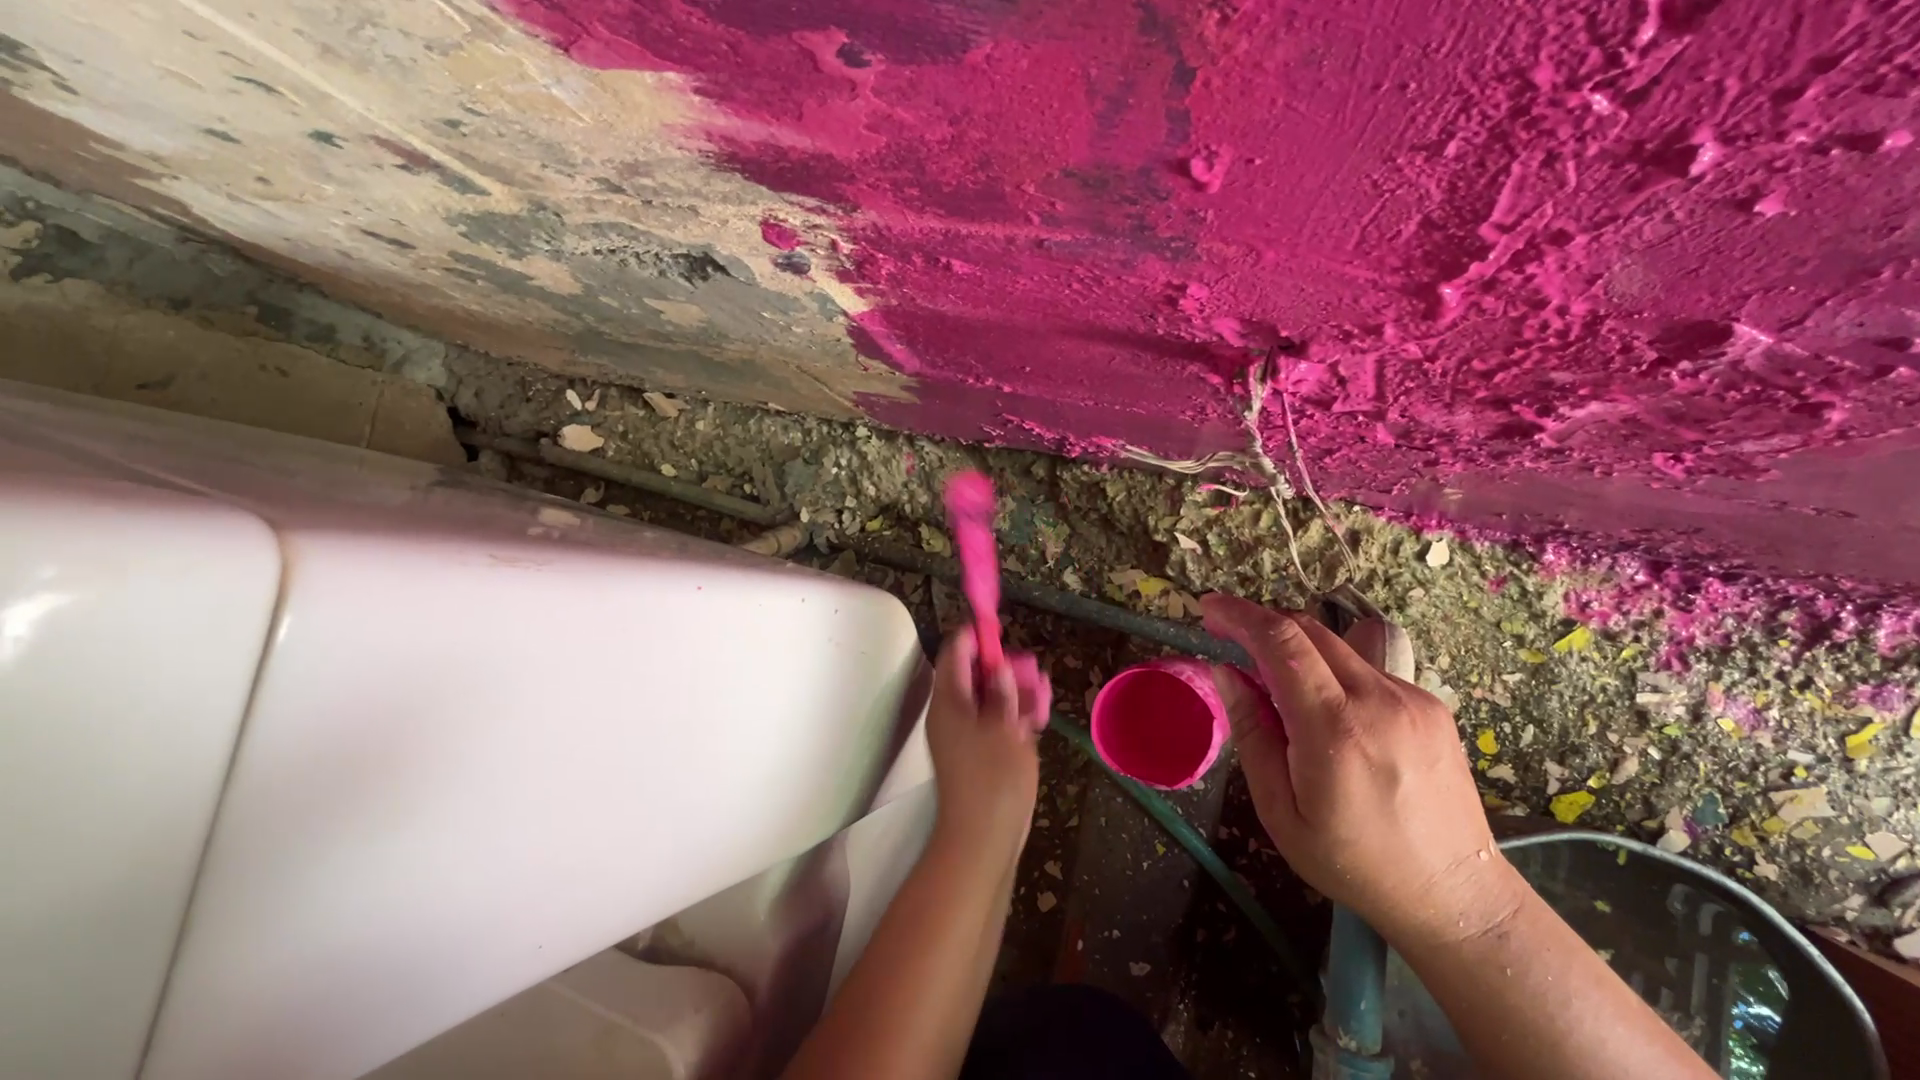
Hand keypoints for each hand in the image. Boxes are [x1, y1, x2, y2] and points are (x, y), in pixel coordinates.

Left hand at [925, 628, 1051, 865]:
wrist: (983, 839)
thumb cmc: (993, 780)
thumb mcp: (1005, 729)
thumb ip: (1003, 693)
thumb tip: (999, 668)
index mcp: (948, 702)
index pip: (954, 654)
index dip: (975, 638)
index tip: (999, 629)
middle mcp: (950, 714)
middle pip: (973, 675)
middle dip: (1003, 669)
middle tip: (1031, 674)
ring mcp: (962, 736)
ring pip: (986, 699)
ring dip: (1012, 693)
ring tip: (1038, 699)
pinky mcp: (976, 754)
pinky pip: (991, 722)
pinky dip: (1011, 716)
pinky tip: (1035, 721)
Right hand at [1201, 594, 1518, 945]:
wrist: (1455, 893)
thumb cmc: (1353, 863)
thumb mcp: (1280, 811)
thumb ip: (1251, 734)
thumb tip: (1226, 673)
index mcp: (1335, 729)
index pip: (1281, 642)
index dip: (1240, 615)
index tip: (1208, 608)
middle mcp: (1380, 699)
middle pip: (1310, 630)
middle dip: (1263, 624)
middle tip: (1228, 640)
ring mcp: (1413, 699)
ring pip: (1340, 647)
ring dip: (1297, 650)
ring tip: (1275, 685)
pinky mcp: (1431, 706)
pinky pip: (1368, 671)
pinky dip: (1333, 674)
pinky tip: (1328, 715)